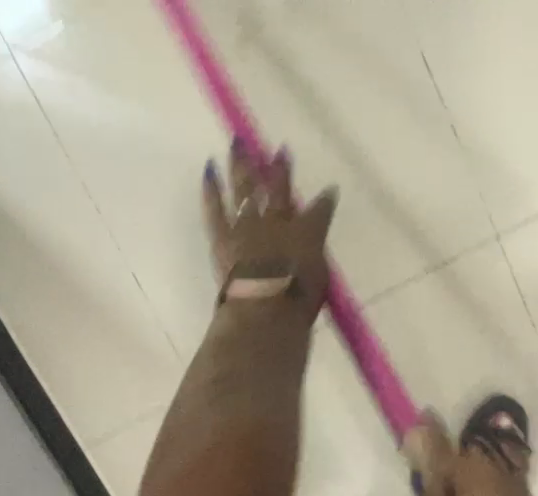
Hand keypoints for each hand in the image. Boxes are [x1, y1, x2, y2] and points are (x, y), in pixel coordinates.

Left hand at [201, 140, 338, 322]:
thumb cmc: (298, 303)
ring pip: (246, 188)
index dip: (325, 200)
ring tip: (238, 143)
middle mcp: (278, 221)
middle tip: (281, 149)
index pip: (319, 210)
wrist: (263, 310)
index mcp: (308, 234)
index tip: (329, 189)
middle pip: (280, 189)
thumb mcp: (320, 280)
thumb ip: (316, 257)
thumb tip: (314, 248)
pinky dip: (211, 187)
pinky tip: (208, 168)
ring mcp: (248, 225)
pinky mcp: (223, 236)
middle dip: (281, 168)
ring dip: (243, 164)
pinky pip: (215, 207)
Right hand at [402, 413, 537, 495]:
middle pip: (461, 458)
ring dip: (462, 486)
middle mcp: (493, 467)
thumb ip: (429, 495)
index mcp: (469, 470)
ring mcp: (512, 483)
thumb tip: (424, 463)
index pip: (440, 444)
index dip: (426, 434)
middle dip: (445, 466)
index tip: (419, 422)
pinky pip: (491, 488)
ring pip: (477, 474)